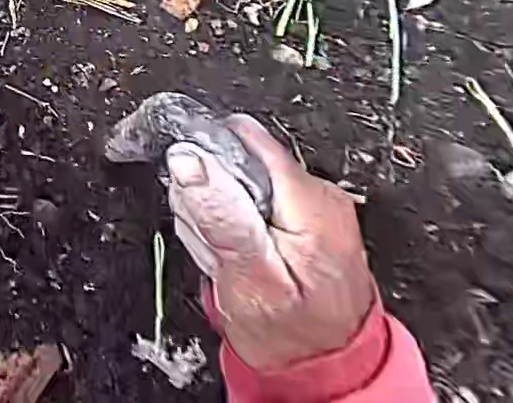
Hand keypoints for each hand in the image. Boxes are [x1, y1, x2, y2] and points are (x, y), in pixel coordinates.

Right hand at [165, 114, 374, 370]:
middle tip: (220, 243)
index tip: (203, 203)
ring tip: (232, 253)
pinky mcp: (305, 209)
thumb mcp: (248, 279)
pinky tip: (242, 250)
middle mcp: (318, 191)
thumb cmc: (291, 337)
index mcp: (309, 202)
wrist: (323, 373)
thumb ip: (220, 214)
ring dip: (221, 210)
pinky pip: (253, 192)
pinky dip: (237, 218)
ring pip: (240, 174)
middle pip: (238, 156)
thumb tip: (189, 158)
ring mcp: (314, 200)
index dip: (210, 164)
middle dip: (212, 193)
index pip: (242, 139)